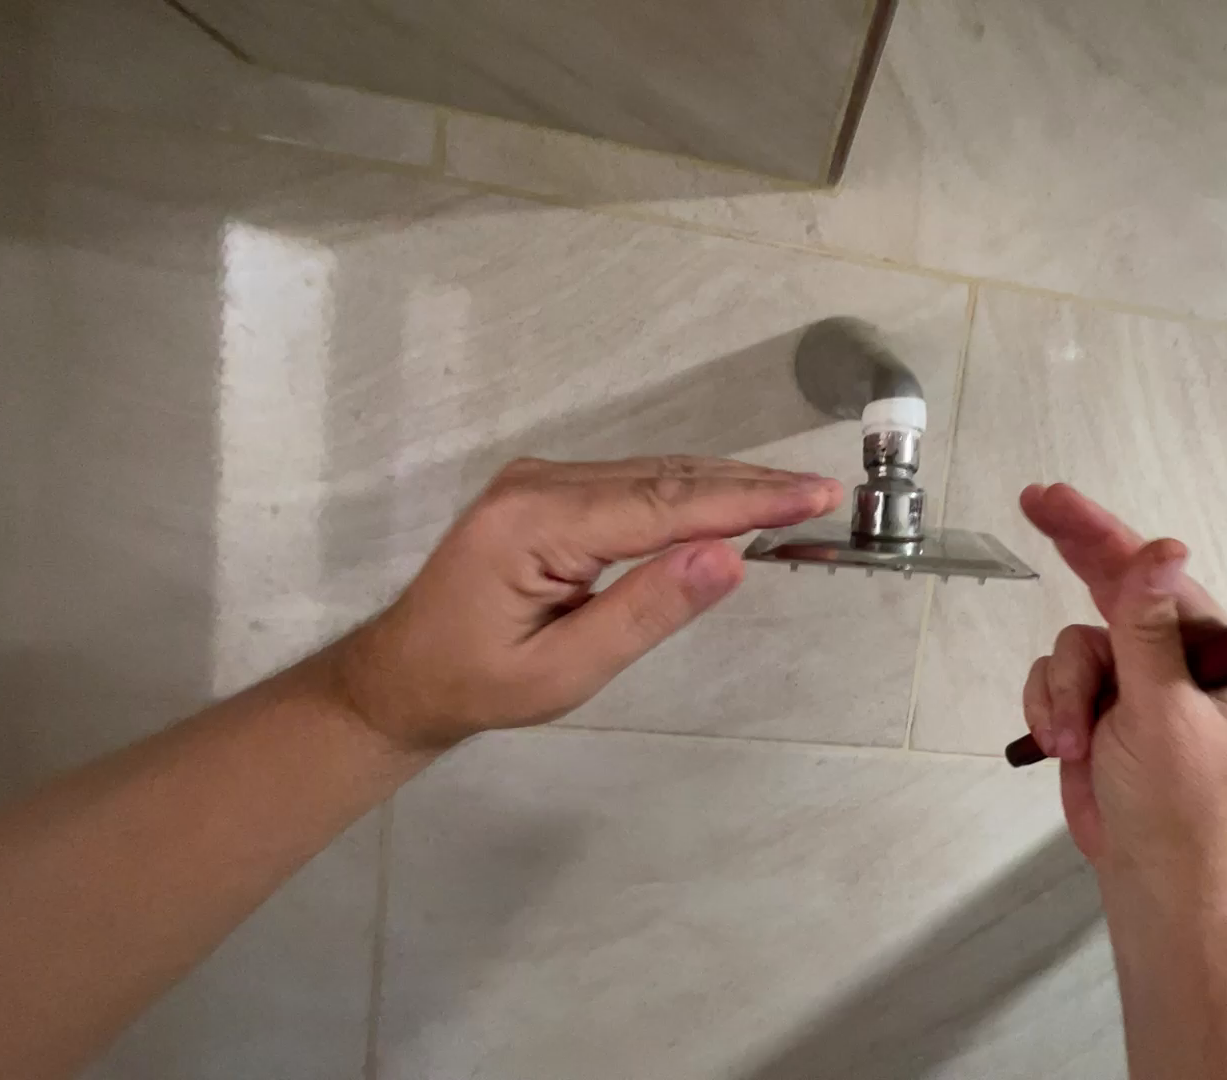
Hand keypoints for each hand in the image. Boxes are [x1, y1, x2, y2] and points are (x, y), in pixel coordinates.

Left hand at [329, 456, 841, 752]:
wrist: (407, 671)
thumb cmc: (481, 684)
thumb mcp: (566, 671)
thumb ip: (646, 611)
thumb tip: (726, 558)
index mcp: (536, 524)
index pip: (664, 504)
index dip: (745, 501)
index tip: (812, 496)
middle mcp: (542, 483)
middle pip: (667, 478)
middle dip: (750, 486)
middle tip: (820, 492)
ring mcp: (546, 479)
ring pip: (658, 473)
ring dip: (729, 484)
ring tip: (793, 495)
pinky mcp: (555, 488)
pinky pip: (640, 481)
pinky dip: (696, 490)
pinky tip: (732, 497)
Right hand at [1019, 484, 1226, 894]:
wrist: (1149, 878)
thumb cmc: (1176, 802)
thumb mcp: (1162, 712)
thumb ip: (1149, 630)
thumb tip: (1161, 548)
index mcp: (1202, 648)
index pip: (1148, 572)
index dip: (1099, 530)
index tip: (1052, 499)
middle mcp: (1163, 654)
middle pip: (1108, 585)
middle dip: (1071, 549)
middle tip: (1032, 501)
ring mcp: (1123, 681)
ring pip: (1066, 648)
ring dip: (1060, 693)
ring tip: (1072, 742)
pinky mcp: (1088, 709)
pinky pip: (1049, 682)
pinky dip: (1046, 710)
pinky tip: (1059, 746)